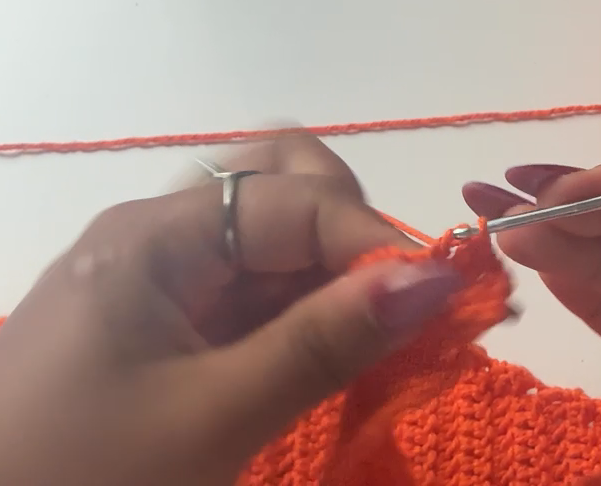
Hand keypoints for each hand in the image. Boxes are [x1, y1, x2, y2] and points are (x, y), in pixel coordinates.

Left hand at [0, 134, 463, 485]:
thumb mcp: (212, 418)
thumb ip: (333, 337)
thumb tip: (446, 275)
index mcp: (154, 236)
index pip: (304, 199)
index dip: (375, 239)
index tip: (433, 296)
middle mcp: (158, 234)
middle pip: (289, 182)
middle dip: (351, 231)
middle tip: (381, 295)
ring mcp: (158, 279)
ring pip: (280, 231)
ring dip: (334, 267)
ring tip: (357, 327)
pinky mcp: (163, 324)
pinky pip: (259, 282)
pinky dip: (307, 304)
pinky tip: (322, 349)